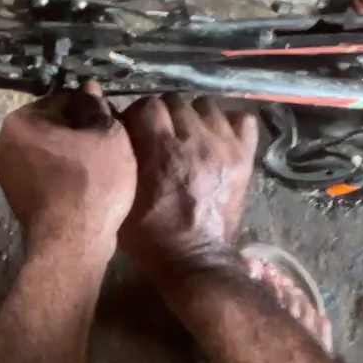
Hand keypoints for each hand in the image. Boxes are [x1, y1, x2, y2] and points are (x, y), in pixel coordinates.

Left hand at [0, 81, 136, 262]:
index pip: (61, 99)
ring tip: (99, 165)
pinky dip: (61, 172)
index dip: (90, 109)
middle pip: (50, 124)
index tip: (109, 124)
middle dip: (77, 130)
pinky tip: (85, 182)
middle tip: (106, 145)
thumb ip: (96, 107)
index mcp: (19, 120)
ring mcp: (4, 171)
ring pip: (47, 149)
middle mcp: (2, 141)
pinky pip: (42, 171)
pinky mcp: (13, 194)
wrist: (72, 243)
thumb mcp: (107, 136)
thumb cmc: (91, 184)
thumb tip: (89, 89)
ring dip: (70, 151)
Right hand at [118, 94, 259, 276]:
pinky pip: (242, 119)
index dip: (137, 116)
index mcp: (161, 151)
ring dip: (193, 115)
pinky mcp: (244, 158)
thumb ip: (120, 158)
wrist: (195, 261)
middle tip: (160, 133)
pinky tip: (216, 137)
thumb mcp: (120, 197)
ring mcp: (224, 148)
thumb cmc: (149, 234)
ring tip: (187, 134)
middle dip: (163, 113)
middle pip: (176, 100)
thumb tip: (117, 128)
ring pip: (206, 105)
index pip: (147, 105)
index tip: (135, 130)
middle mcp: (195, 142)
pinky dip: (228, 123)